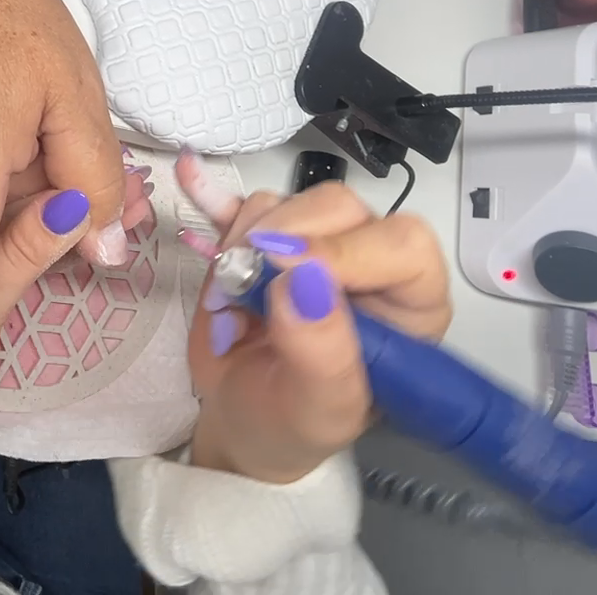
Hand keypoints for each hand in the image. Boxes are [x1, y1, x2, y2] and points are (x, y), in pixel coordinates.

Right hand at [173, 160, 451, 482]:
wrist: (241, 417)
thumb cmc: (292, 423)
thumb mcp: (318, 409)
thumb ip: (323, 352)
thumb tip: (302, 278)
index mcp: (406, 306)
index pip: (401, 246)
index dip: (344, 249)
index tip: (283, 270)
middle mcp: (363, 264)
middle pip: (338, 207)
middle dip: (282, 237)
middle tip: (242, 278)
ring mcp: (304, 245)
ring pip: (282, 203)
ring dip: (240, 239)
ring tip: (226, 294)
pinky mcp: (254, 238)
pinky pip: (237, 201)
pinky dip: (211, 191)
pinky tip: (190, 174)